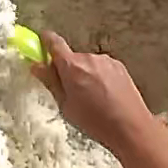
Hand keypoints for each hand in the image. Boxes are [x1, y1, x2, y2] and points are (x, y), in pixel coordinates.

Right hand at [32, 31, 155, 152]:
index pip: (54, 43)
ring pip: (87, 64)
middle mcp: (89, 58)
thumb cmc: (95, 121)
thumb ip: (50, 82)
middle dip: (68, 70)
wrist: (130, 126)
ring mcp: (106, 60)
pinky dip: (99, 77)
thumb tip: (37, 66)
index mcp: (71, 66)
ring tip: (92, 99)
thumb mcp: (65, 106)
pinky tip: (105, 96)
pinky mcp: (118, 66)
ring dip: (85, 74)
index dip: (46, 40)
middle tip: (70, 92)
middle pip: (71, 58)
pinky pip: (101, 67)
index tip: (41, 40)